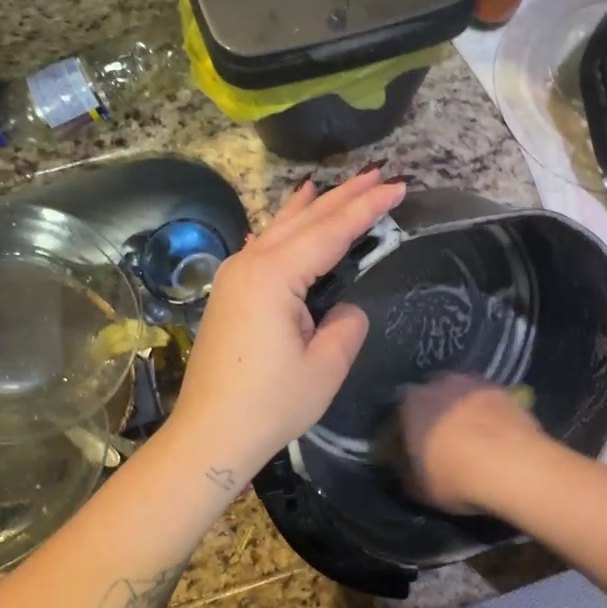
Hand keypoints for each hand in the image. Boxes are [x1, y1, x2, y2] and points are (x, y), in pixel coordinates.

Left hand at [168, 169, 407, 481]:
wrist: (209, 434)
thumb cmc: (269, 405)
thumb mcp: (324, 367)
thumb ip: (346, 326)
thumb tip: (345, 309)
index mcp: (274, 276)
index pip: (330, 231)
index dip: (367, 208)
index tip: (398, 186)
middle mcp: (250, 264)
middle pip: (305, 220)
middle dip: (344, 196)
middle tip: (380, 174)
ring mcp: (234, 276)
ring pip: (282, 227)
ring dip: (315, 205)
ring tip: (340, 182)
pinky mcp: (230, 292)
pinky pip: (265, 244)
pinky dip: (287, 225)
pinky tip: (292, 214)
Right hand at [398, 375, 550, 514]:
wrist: (514, 465)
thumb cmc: (455, 477)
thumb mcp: (417, 487)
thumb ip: (404, 470)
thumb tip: (402, 463)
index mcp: (411, 403)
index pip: (397, 410)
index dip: (402, 429)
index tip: (408, 446)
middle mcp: (440, 384)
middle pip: (430, 394)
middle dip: (432, 411)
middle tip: (439, 437)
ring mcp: (474, 383)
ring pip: (461, 392)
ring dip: (461, 408)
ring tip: (469, 433)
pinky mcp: (505, 391)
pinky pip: (488, 400)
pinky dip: (487, 412)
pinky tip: (494, 433)